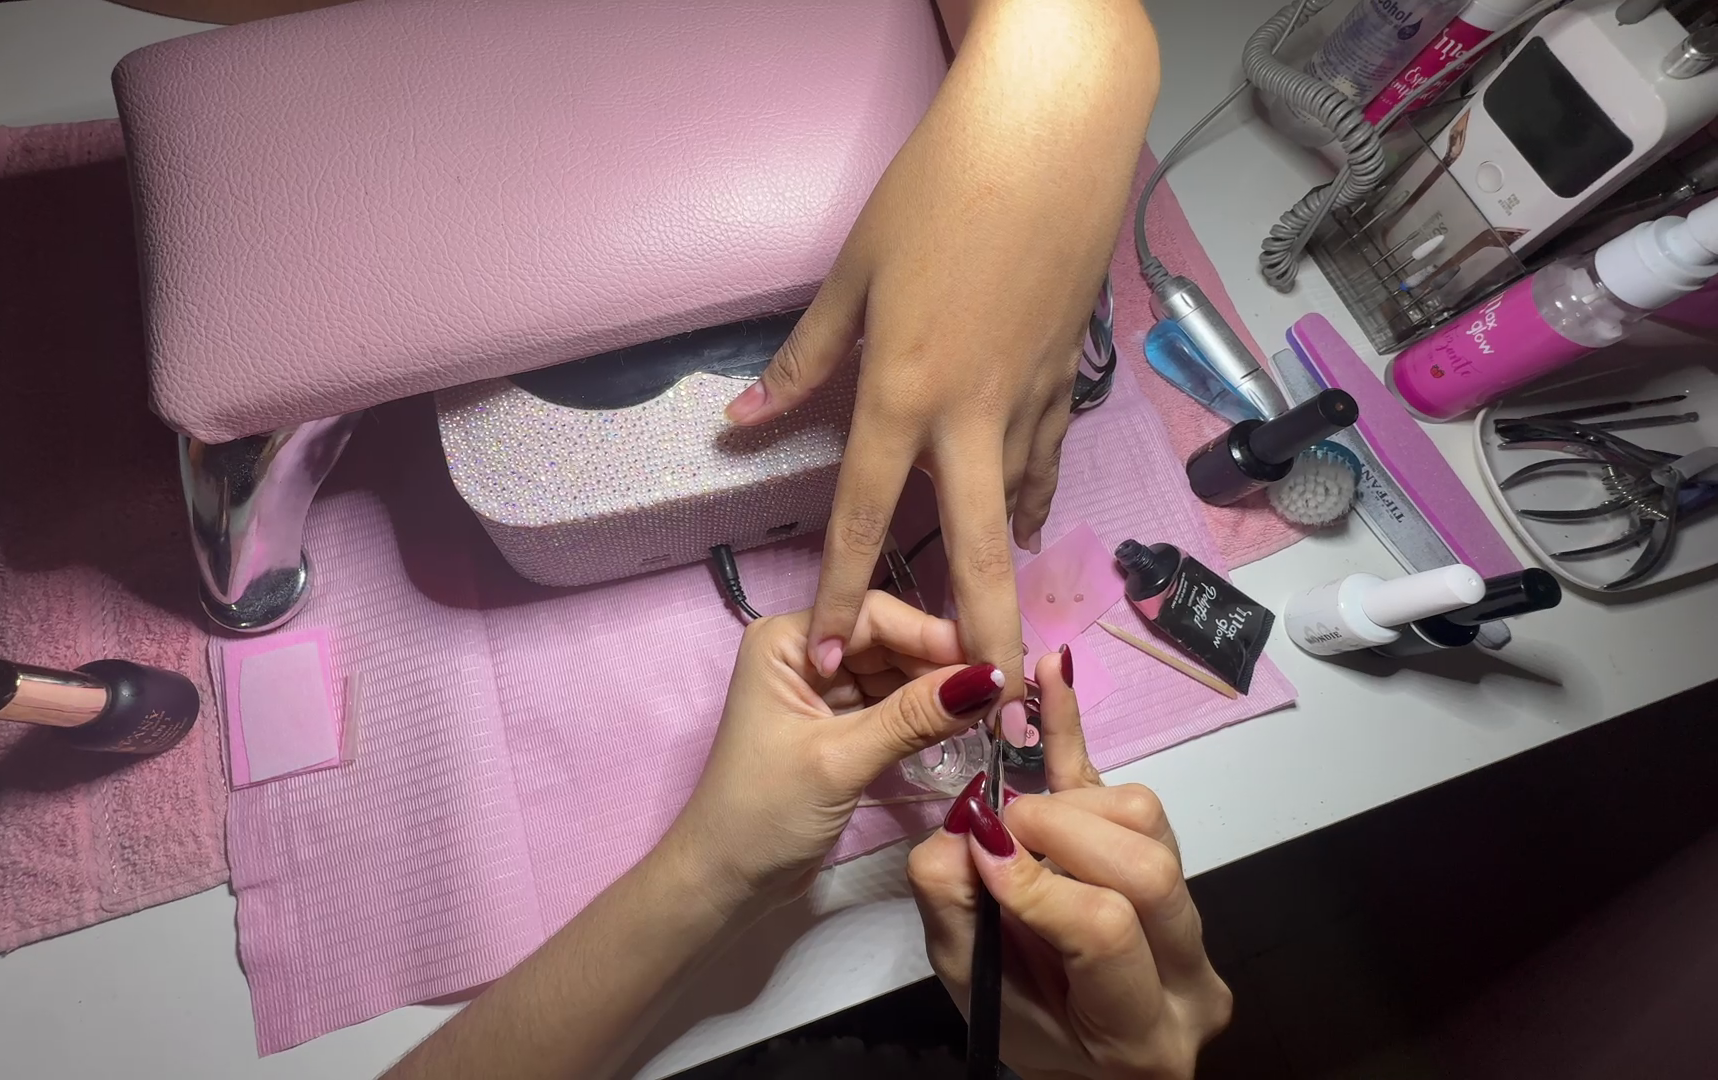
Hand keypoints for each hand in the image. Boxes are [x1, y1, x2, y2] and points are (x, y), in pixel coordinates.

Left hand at [666, 591, 1007, 911]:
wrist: (728, 878)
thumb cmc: (764, 812)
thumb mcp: (840, 759)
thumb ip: (912, 717)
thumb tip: (988, 679)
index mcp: (785, 640)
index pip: (869, 616)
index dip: (931, 635)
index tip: (991, 662)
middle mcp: (803, 651)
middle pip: (886, 640)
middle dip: (940, 663)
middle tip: (1002, 688)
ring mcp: (820, 686)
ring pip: (893, 671)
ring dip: (937, 689)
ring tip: (992, 706)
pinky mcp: (836, 720)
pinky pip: (889, 702)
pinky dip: (922, 713)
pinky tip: (961, 721)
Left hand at [725, 0, 1158, 696]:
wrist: (1054, 136)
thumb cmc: (937, 197)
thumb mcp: (853, 278)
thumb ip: (799, 364)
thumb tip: (741, 422)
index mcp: (903, 396)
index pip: (862, 517)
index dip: (838, 594)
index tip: (826, 656)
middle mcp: (969, 418)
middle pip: (973, 548)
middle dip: (980, 633)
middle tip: (991, 701)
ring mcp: (1028, 404)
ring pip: (1013, 509)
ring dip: (1003, 570)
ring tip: (998, 627)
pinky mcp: (1065, 382)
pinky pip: (1043, 463)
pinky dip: (1028, 502)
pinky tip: (1021, 525)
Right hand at [907, 647, 1231, 1077]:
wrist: (1076, 1041)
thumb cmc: (1021, 1024)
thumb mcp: (968, 984)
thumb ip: (953, 905)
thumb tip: (964, 825)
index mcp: (1138, 1026)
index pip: (1104, 925)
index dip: (1031, 879)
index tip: (978, 849)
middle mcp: (1190, 973)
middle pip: (1141, 866)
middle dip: (1051, 829)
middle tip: (998, 828)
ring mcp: (1192, 914)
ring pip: (1147, 821)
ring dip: (1070, 805)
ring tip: (1021, 812)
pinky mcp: (1162, 856)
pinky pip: (1124, 785)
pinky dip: (1079, 731)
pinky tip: (1054, 673)